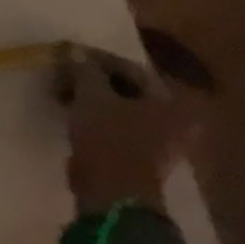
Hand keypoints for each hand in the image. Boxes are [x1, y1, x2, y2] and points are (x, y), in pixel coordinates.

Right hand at [60, 47, 197, 214]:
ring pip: (125, 106)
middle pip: (130, 88)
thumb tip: (74, 50)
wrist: (115, 193)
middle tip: (65, 73)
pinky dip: (101, 116)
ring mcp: (166, 139)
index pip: (132, 69)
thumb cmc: (110, 138)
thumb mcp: (91, 96)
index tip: (68, 55)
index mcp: (175, 102)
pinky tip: (76, 112)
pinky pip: (122, 124)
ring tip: (64, 92)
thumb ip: (84, 70)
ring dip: (96, 97)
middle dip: (95, 79)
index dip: (96, 59)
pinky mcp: (147, 155)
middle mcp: (179, 118)